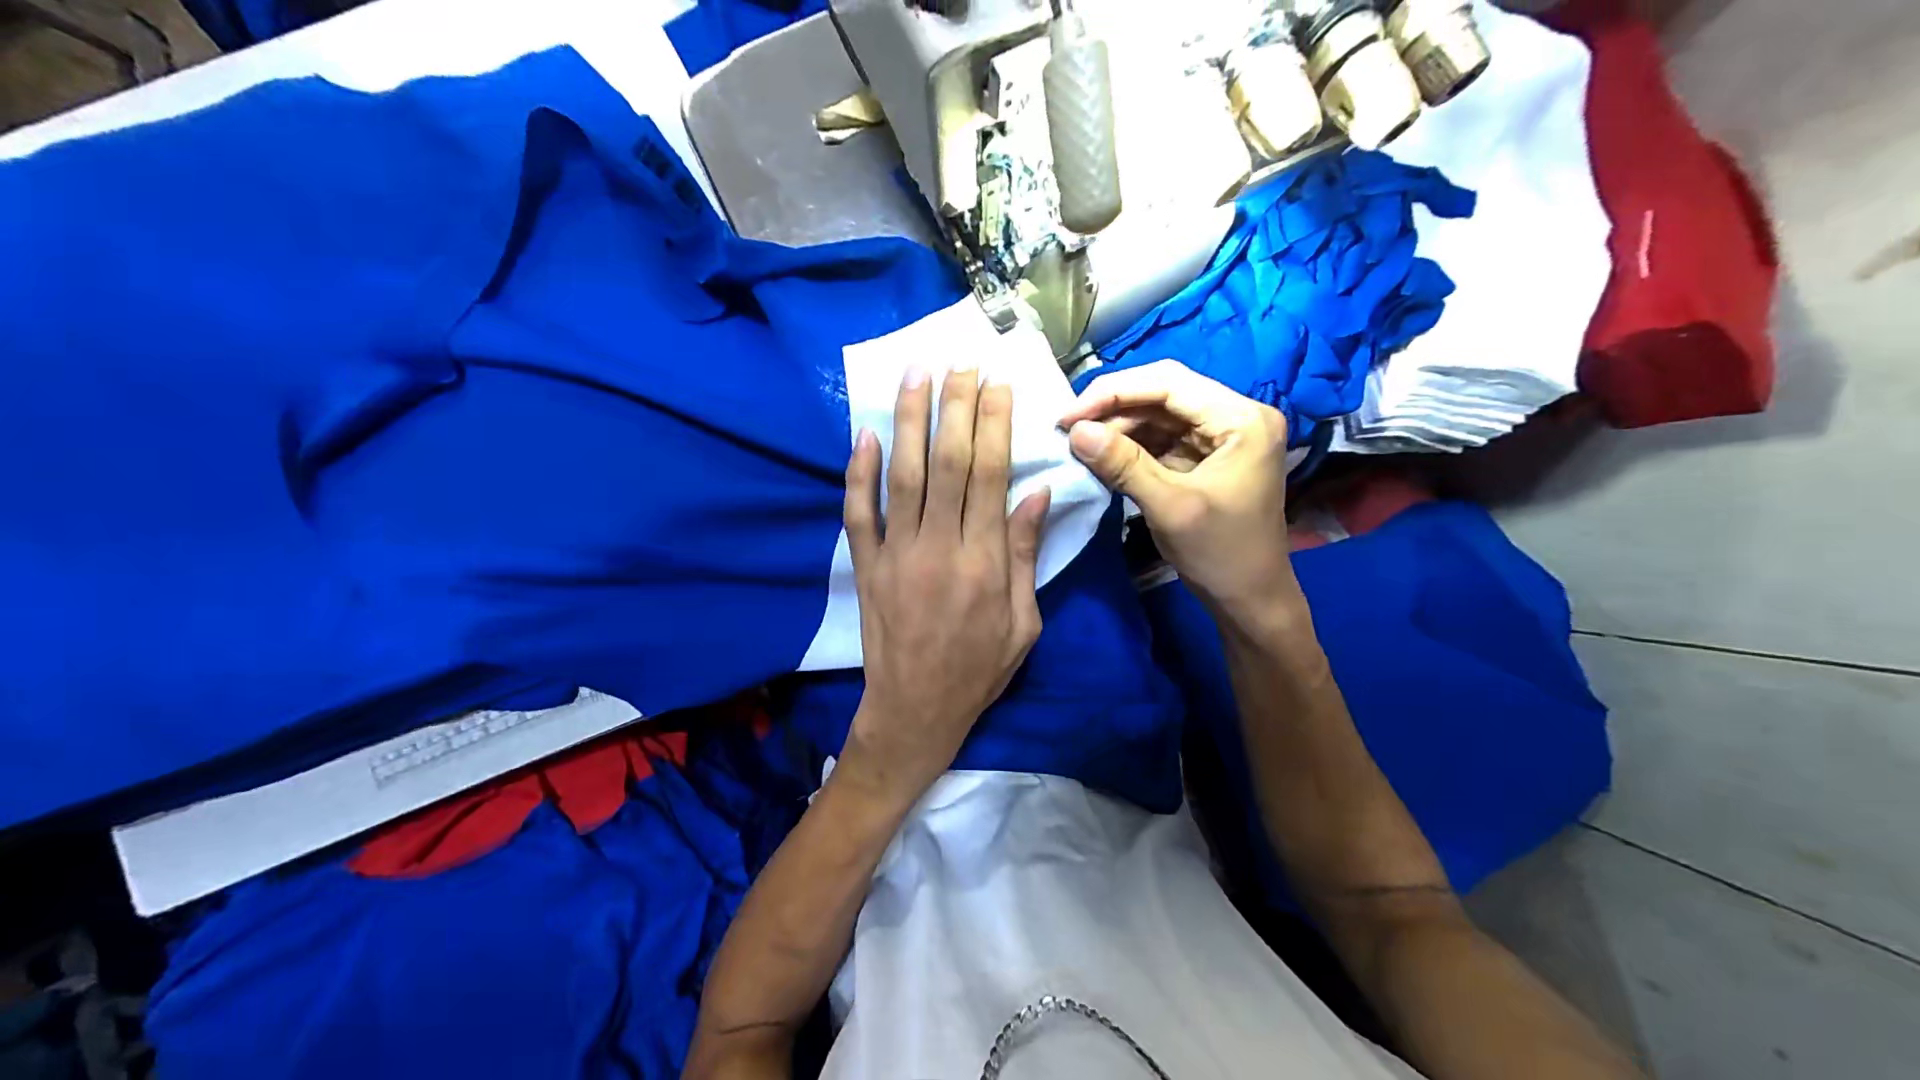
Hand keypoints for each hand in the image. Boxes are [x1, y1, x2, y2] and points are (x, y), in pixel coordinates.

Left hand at [839, 366, 1051, 804]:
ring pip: (903, 476)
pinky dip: (858, 474)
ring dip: (909, 422)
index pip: (990, 475)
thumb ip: (1026, 556)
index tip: (995, 385)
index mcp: (985, 560)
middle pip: (948, 463)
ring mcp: (897, 554)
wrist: (915, 711)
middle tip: (959, 363)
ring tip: (914, 376)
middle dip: (954, 407)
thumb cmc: (979, 670)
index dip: (993, 425)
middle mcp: (940, 546)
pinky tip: (862, 436)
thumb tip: (1036, 494)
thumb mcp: (1023, 622)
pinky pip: (859, 514)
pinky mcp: (866, 566)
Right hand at [1059, 359, 1299, 628]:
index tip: (1069, 415)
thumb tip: (1075, 431)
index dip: (1114, 392)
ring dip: (1118, 425)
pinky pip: (1162, 436)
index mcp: (1242, 419)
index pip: (1170, 384)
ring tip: (1079, 441)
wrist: (1250, 599)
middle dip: (1113, 406)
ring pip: (1159, 413)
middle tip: (1068, 426)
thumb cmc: (1220, 554)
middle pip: (1164, 392)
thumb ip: (1122, 465)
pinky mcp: (1207, 455)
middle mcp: (1236, 415)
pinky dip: (1130, 443)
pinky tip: (1101, 453)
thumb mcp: (1169, 507)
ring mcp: (1222, 434)